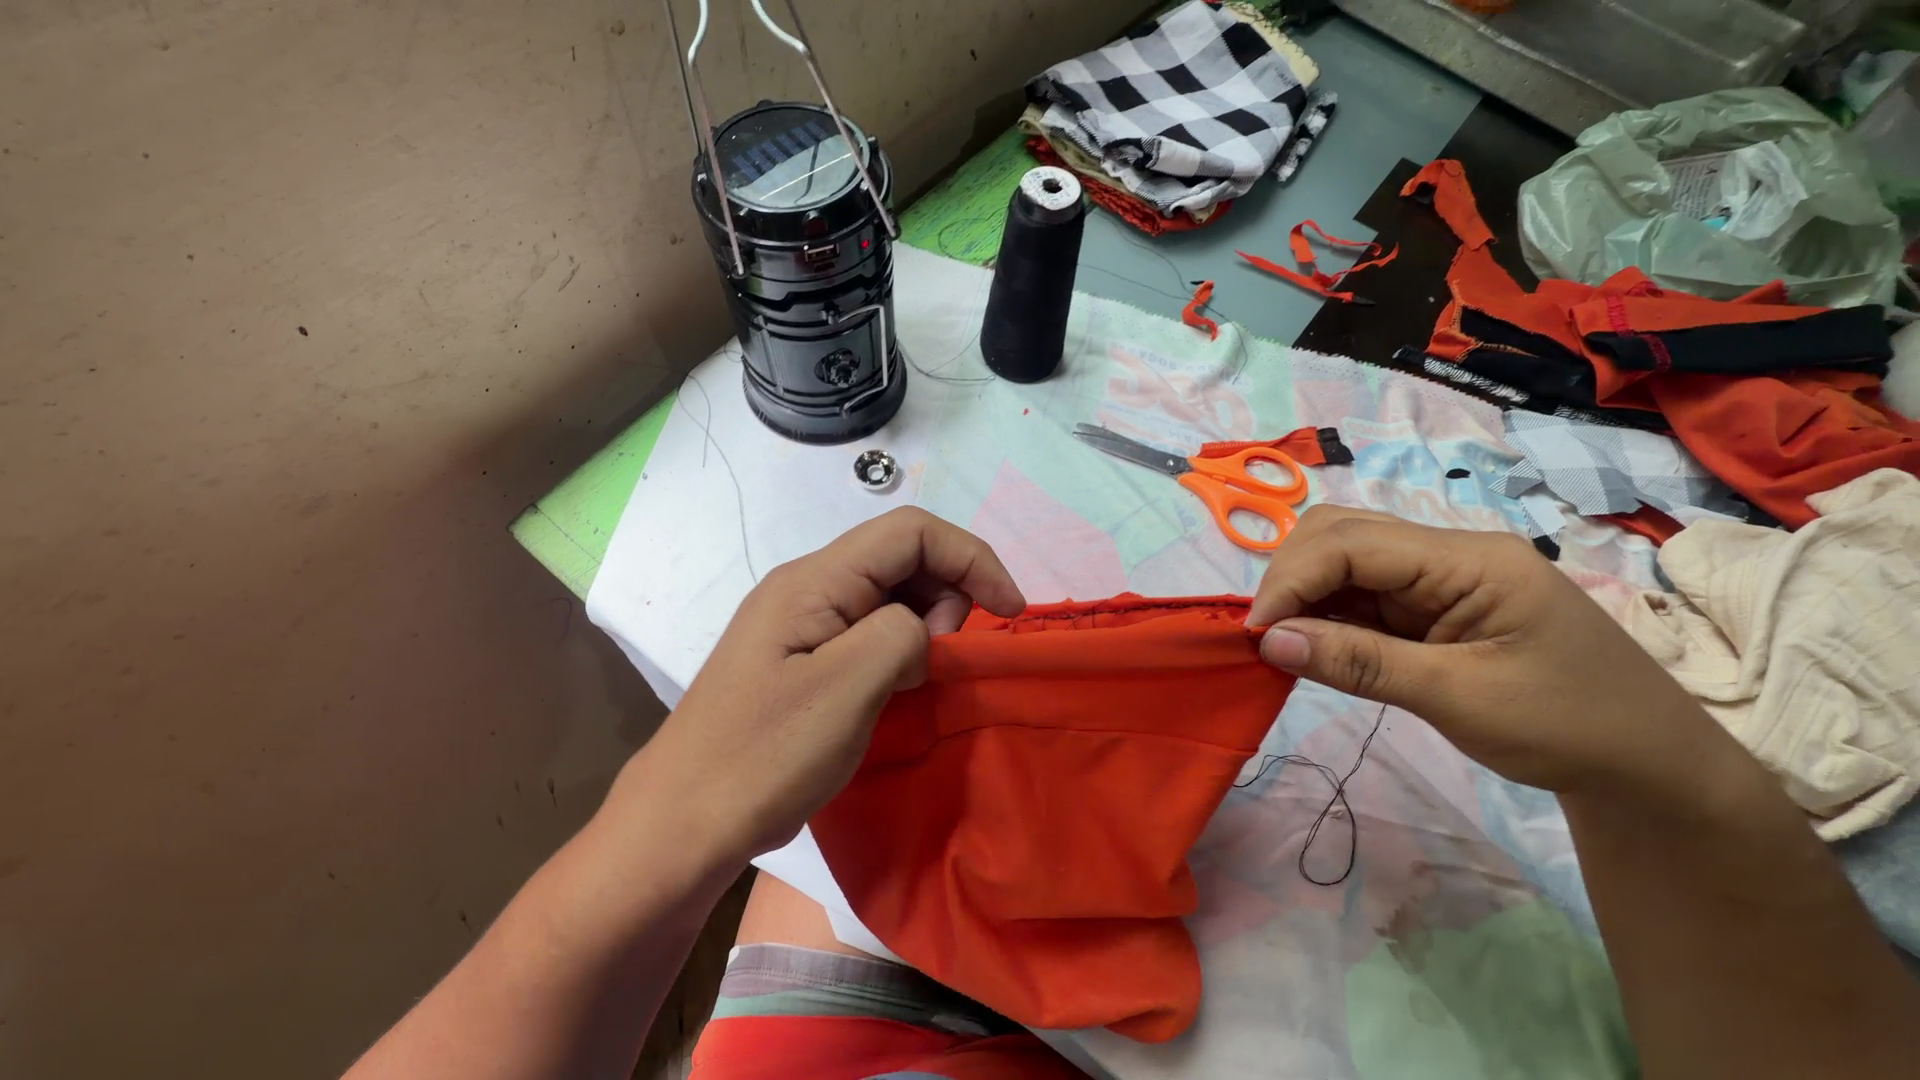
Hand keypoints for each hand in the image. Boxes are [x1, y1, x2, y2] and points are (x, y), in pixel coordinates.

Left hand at [633, 508, 1024, 860]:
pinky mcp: (802, 661)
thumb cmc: (764, 755)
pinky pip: (868, 634)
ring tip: (922, 681)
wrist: (684, 823)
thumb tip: (923, 627)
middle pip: (900, 558)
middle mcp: (806, 588)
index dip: (971, 558)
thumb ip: (902, 634)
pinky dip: (902, 652)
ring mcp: (801, 625)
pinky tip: (901, 691)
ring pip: (888, 598)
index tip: (1008, 612)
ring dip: (926, 626)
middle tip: (948, 659)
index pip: (910, 531)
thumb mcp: (847, 689)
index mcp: (813, 581)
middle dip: (948, 594)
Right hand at [1249, 505, 1725, 797]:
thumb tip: (1267, 640)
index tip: (1255, 633)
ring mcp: (1443, 578)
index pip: (1353, 542)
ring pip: (1347, 559)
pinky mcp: (1435, 606)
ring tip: (1281, 644)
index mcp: (1470, 559)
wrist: (1648, 767)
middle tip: (1265, 638)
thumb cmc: (1569, 728)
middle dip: (1291, 577)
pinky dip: (1327, 615)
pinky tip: (1313, 645)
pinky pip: (1364, 594)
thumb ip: (1359, 662)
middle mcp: (1451, 552)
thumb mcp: (1459, 698)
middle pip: (1342, 532)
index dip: (1291, 580)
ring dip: (1304, 595)